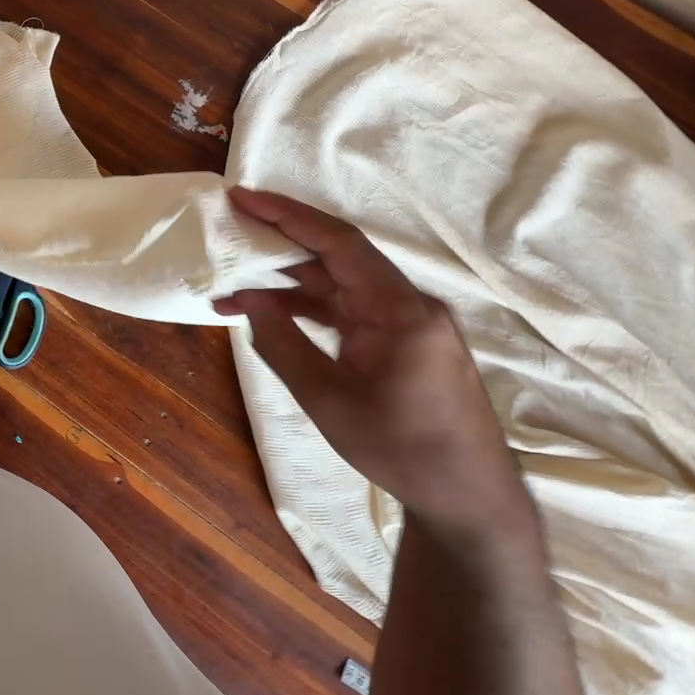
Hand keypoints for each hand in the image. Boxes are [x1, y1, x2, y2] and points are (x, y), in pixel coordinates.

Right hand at [214, 187, 523, 530]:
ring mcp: (408, 322)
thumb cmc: (398, 447)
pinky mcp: (403, 341)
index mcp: (400, 310)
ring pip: (338, 285)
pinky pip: (347, 309)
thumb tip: (246, 298)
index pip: (338, 243)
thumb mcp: (325, 396)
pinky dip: (306, 308)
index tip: (241, 197)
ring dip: (285, 284)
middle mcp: (409, 305)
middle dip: (278, 243)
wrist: (467, 496)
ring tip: (230, 290)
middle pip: (336, 257)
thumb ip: (280, 341)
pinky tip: (267, 315)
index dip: (287, 215)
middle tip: (227, 231)